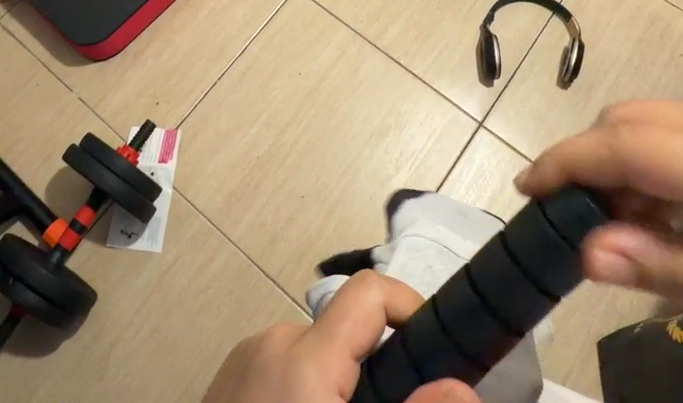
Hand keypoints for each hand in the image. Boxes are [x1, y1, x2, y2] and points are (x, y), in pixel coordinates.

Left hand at [202, 270, 479, 402]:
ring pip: (312, 359)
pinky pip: (280, 375)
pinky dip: (301, 396)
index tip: (436, 349)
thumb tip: (459, 388)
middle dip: (373, 373)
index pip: (368, 291)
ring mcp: (242, 363)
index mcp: (305, 355)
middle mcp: (271, 343)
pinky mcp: (223, 385)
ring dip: (336, 389)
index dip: (410, 306)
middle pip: (342, 334)